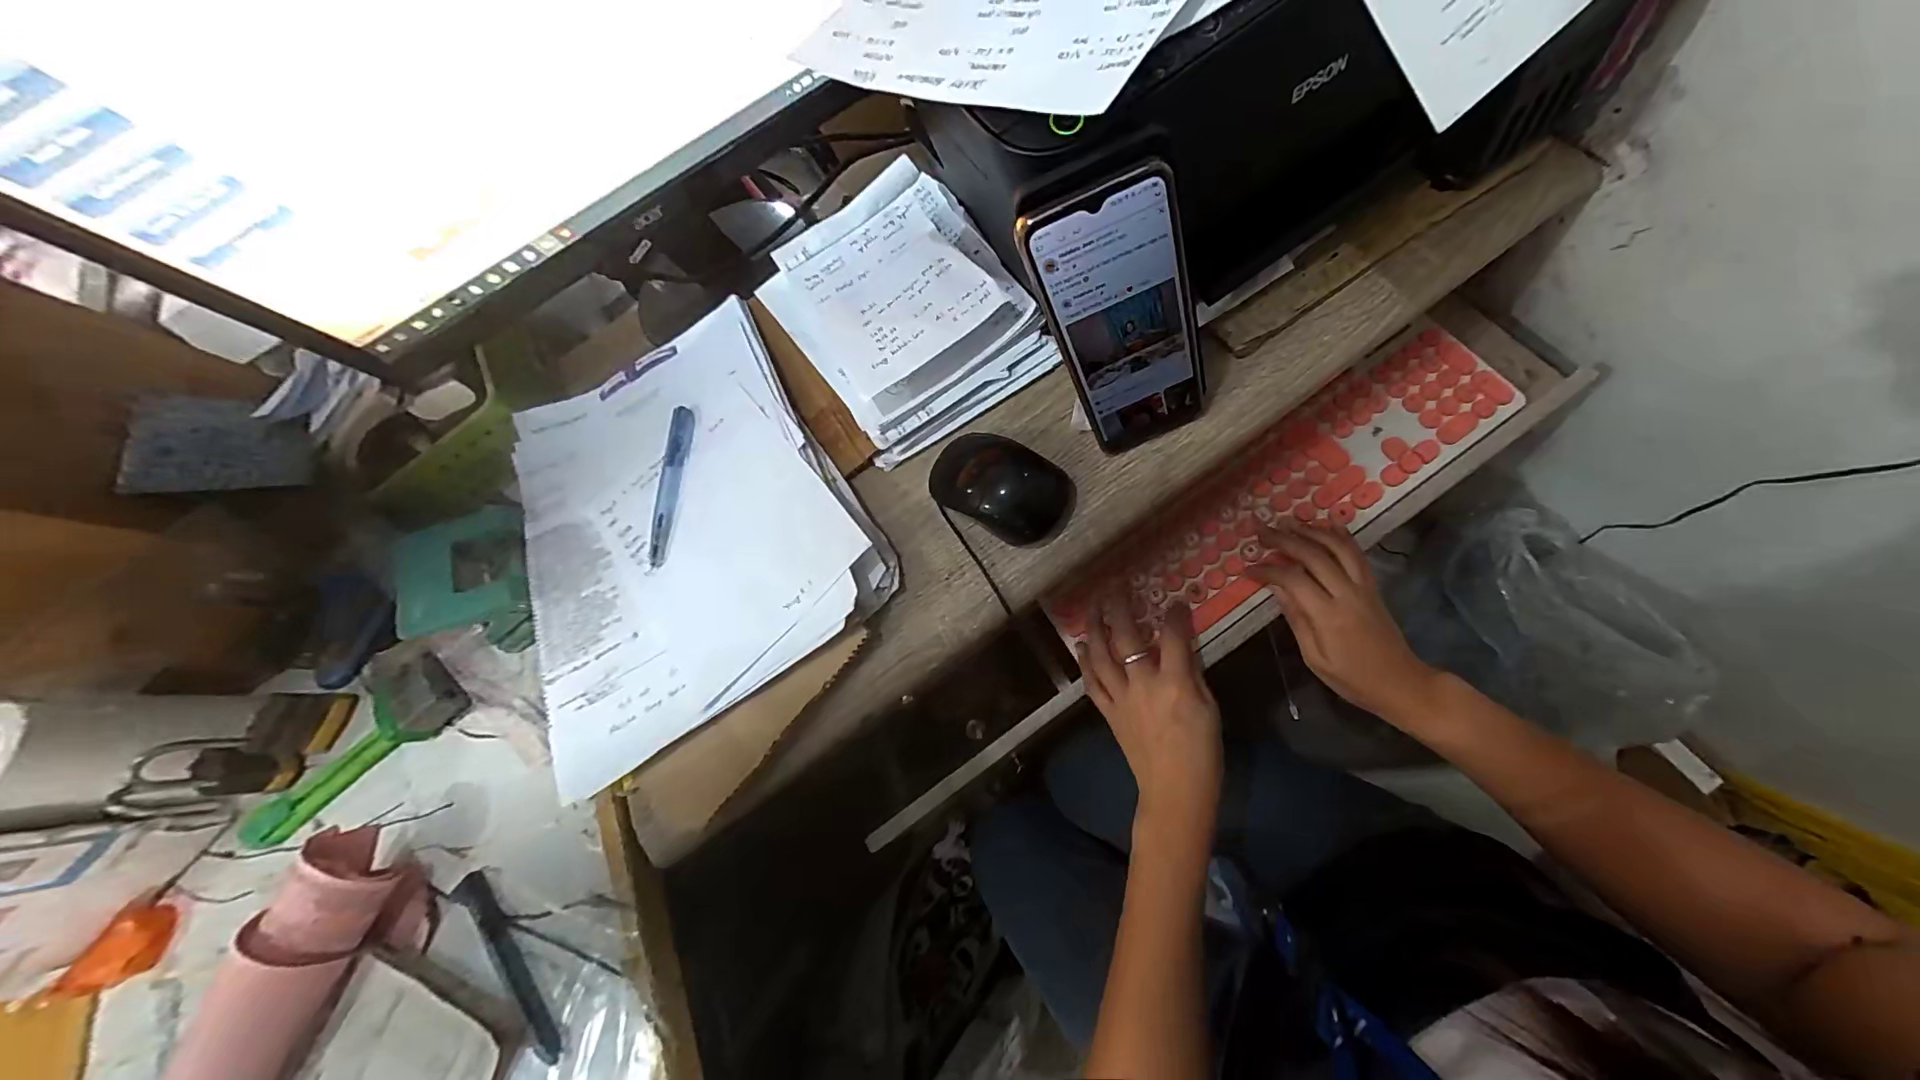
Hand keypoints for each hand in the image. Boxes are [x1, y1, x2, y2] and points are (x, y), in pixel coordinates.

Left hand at [1077, 597, 1222, 839]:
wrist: (1174, 790)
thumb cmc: (1202, 751)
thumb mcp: (1209, 707)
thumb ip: (1192, 673)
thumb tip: (1182, 645)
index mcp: (1175, 683)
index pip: (1173, 637)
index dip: (1175, 616)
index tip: (1176, 602)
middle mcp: (1142, 684)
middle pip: (1127, 638)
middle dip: (1120, 608)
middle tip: (1116, 588)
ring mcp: (1121, 698)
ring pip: (1100, 656)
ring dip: (1094, 629)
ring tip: (1091, 609)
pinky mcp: (1109, 712)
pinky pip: (1092, 683)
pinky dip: (1085, 662)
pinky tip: (1081, 646)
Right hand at [1250, 521, 1440, 724]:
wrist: (1401, 683)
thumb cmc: (1352, 678)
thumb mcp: (1315, 657)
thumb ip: (1296, 619)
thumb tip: (1276, 588)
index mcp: (1329, 615)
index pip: (1293, 579)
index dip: (1268, 569)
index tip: (1248, 568)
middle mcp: (1348, 594)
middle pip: (1313, 555)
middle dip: (1284, 539)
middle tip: (1261, 531)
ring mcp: (1364, 587)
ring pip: (1338, 547)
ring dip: (1311, 530)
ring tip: (1288, 522)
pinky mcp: (1373, 586)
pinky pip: (1356, 554)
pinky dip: (1340, 536)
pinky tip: (1325, 525)